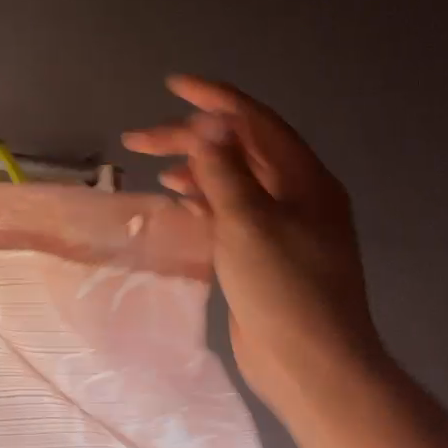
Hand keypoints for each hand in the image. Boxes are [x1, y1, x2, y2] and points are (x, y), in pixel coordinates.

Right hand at [123, 76, 388, 411]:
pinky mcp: (265, 251)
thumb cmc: (282, 288)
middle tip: (136, 140)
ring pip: (233, 178)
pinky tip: (177, 200)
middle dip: (190, 137)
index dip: (214, 100)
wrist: (311, 361)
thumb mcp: (247, 221)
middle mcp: (298, 195)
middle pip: (240, 148)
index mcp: (305, 180)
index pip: (256, 123)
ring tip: (152, 166)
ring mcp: (283, 225)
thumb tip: (211, 119)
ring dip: (194, 165)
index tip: (172, 86)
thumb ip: (225, 169)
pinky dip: (202, 197)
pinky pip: (230, 208)